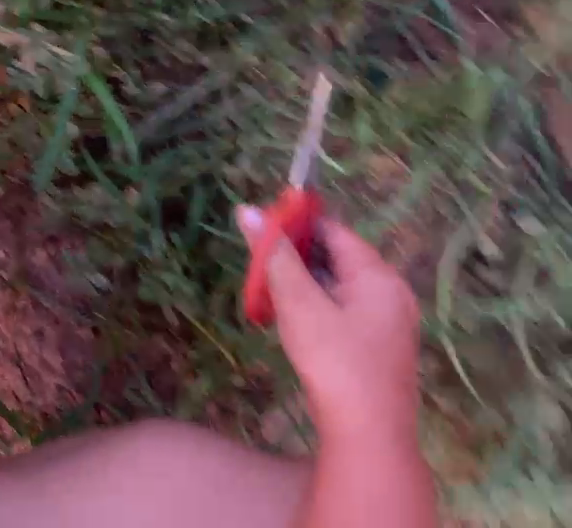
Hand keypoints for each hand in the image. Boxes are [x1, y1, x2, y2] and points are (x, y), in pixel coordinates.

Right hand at [236, 208, 423, 447]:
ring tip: (264, 285)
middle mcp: (389, 292)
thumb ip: (273, 254)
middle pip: (333, 254)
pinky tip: (285, 310)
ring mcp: (384, 317)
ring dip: (296, 276)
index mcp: (378, 278)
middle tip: (254, 258)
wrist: (366, 426)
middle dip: (291, 252)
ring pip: (332, 279)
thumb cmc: (333, 357)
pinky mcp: (374, 337)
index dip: (294, 222)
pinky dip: (309, 297)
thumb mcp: (296, 300)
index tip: (256, 224)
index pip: (333, 231)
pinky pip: (337, 301)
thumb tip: (247, 210)